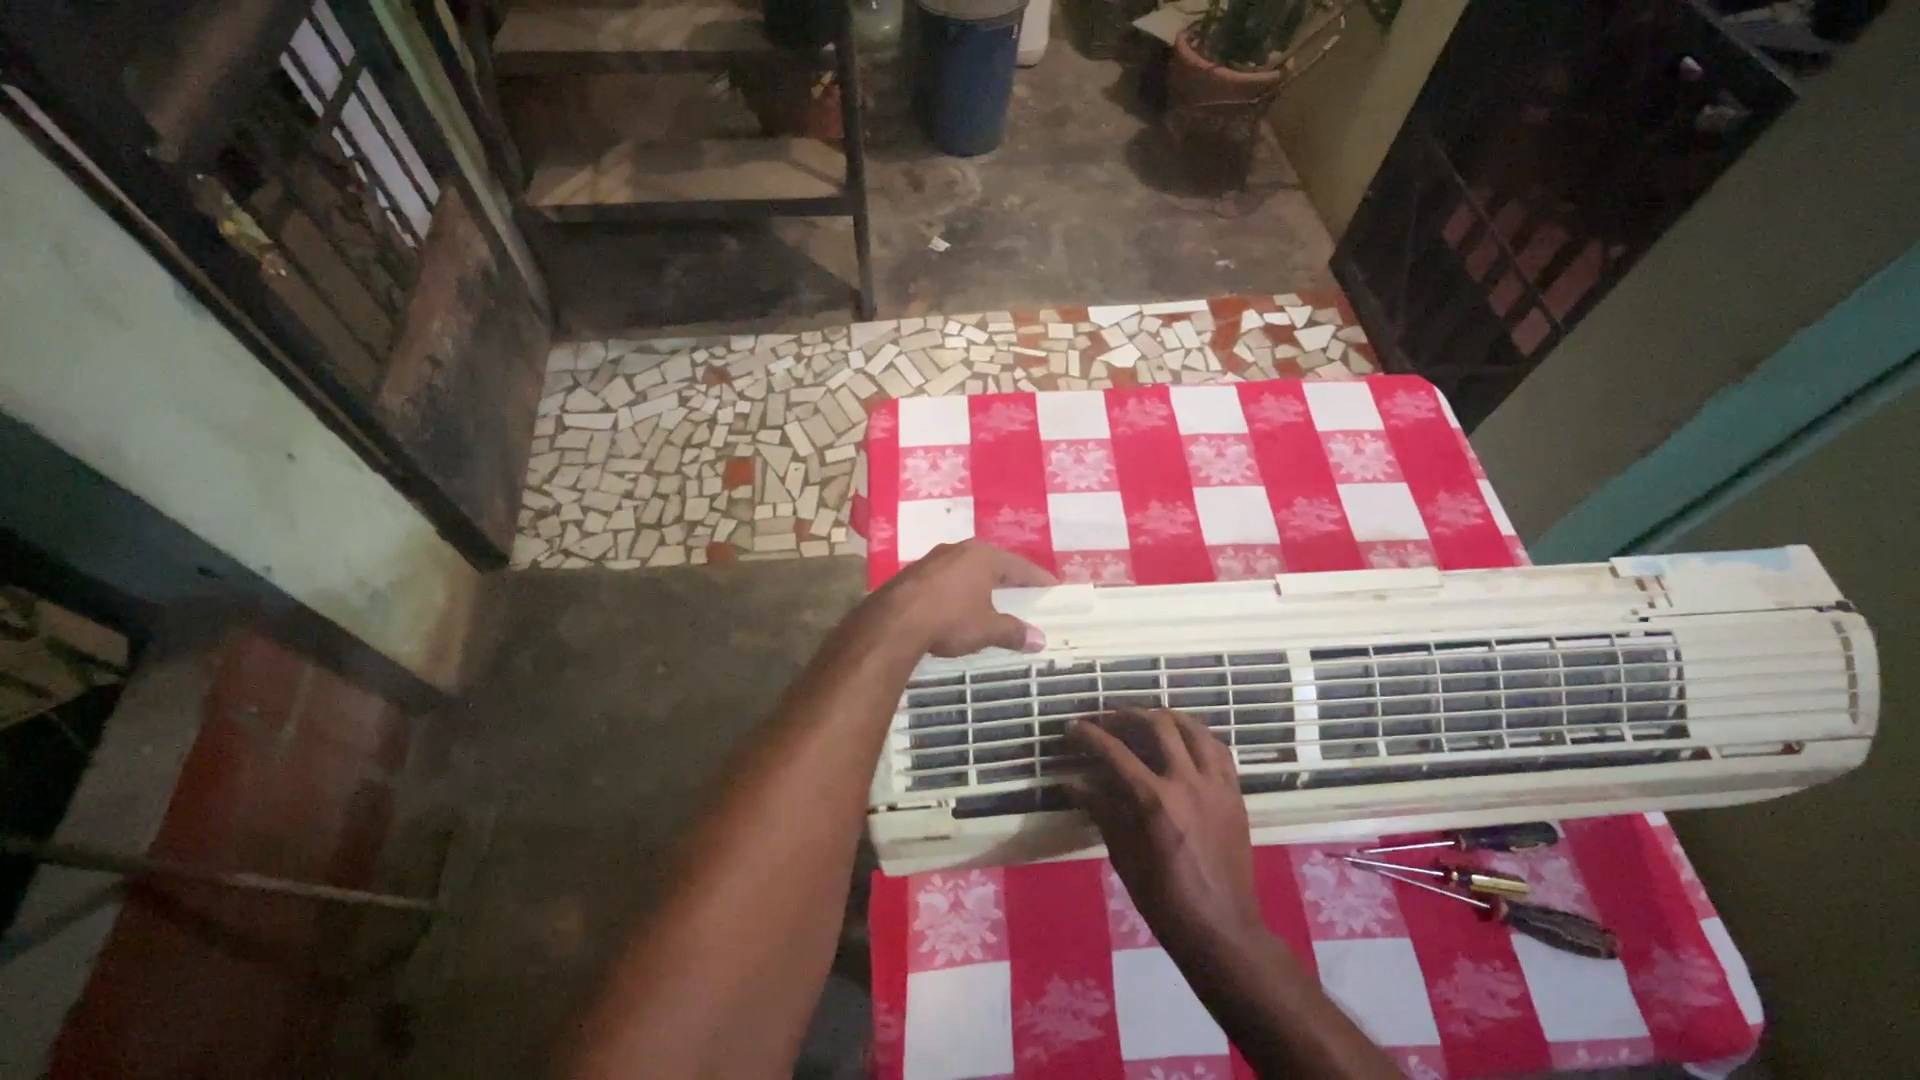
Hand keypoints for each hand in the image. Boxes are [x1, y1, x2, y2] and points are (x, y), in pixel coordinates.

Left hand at [874, 541, 1056, 656]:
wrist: (894, 622)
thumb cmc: (950, 620)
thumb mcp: (987, 629)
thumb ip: (1013, 632)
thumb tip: (1039, 640)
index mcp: (984, 557)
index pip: (1019, 566)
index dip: (1037, 578)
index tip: (1052, 586)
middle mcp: (959, 550)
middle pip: (992, 562)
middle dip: (1007, 576)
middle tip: (1023, 589)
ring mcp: (933, 559)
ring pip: (965, 568)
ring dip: (979, 581)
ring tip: (992, 595)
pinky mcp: (913, 573)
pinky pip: (945, 578)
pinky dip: (957, 588)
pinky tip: (958, 602)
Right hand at [1068, 709, 1264, 949]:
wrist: (1220, 927)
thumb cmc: (1163, 899)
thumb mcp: (1123, 855)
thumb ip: (1102, 810)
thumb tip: (1073, 782)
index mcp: (1155, 801)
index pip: (1115, 752)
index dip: (1089, 735)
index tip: (1072, 727)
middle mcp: (1187, 782)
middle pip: (1157, 726)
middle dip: (1127, 716)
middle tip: (1108, 721)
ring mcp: (1216, 785)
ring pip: (1193, 729)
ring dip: (1166, 718)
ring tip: (1147, 720)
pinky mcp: (1235, 793)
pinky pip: (1218, 749)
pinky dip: (1198, 736)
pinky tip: (1184, 740)